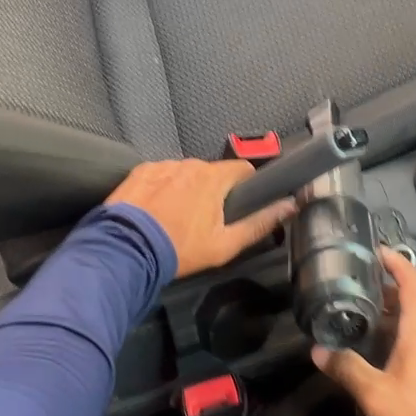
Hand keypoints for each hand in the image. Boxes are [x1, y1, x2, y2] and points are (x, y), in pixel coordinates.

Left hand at [105, 159, 294, 278]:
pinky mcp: (139, 172)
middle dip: (213, 190)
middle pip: (212, 172)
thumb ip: (261, 223)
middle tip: (205, 220)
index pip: (243, 169)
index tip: (240, 203)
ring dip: (186, 189)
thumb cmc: (180, 249)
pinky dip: (161, 189)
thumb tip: (290, 206)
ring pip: (184, 174)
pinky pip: (160, 176)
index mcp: (214, 177)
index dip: (247, 184)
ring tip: (175, 217)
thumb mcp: (226, 244)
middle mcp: (189, 164)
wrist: (124, 252)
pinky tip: (155, 211)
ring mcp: (161, 166)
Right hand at [313, 248, 415, 415]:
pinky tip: (383, 351)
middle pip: (414, 301)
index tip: (376, 252)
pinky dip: (402, 334)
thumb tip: (318, 350)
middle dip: (388, 290)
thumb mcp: (374, 394)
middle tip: (358, 287)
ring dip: (394, 314)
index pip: (412, 283)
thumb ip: (347, 369)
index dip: (396, 263)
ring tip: (363, 316)